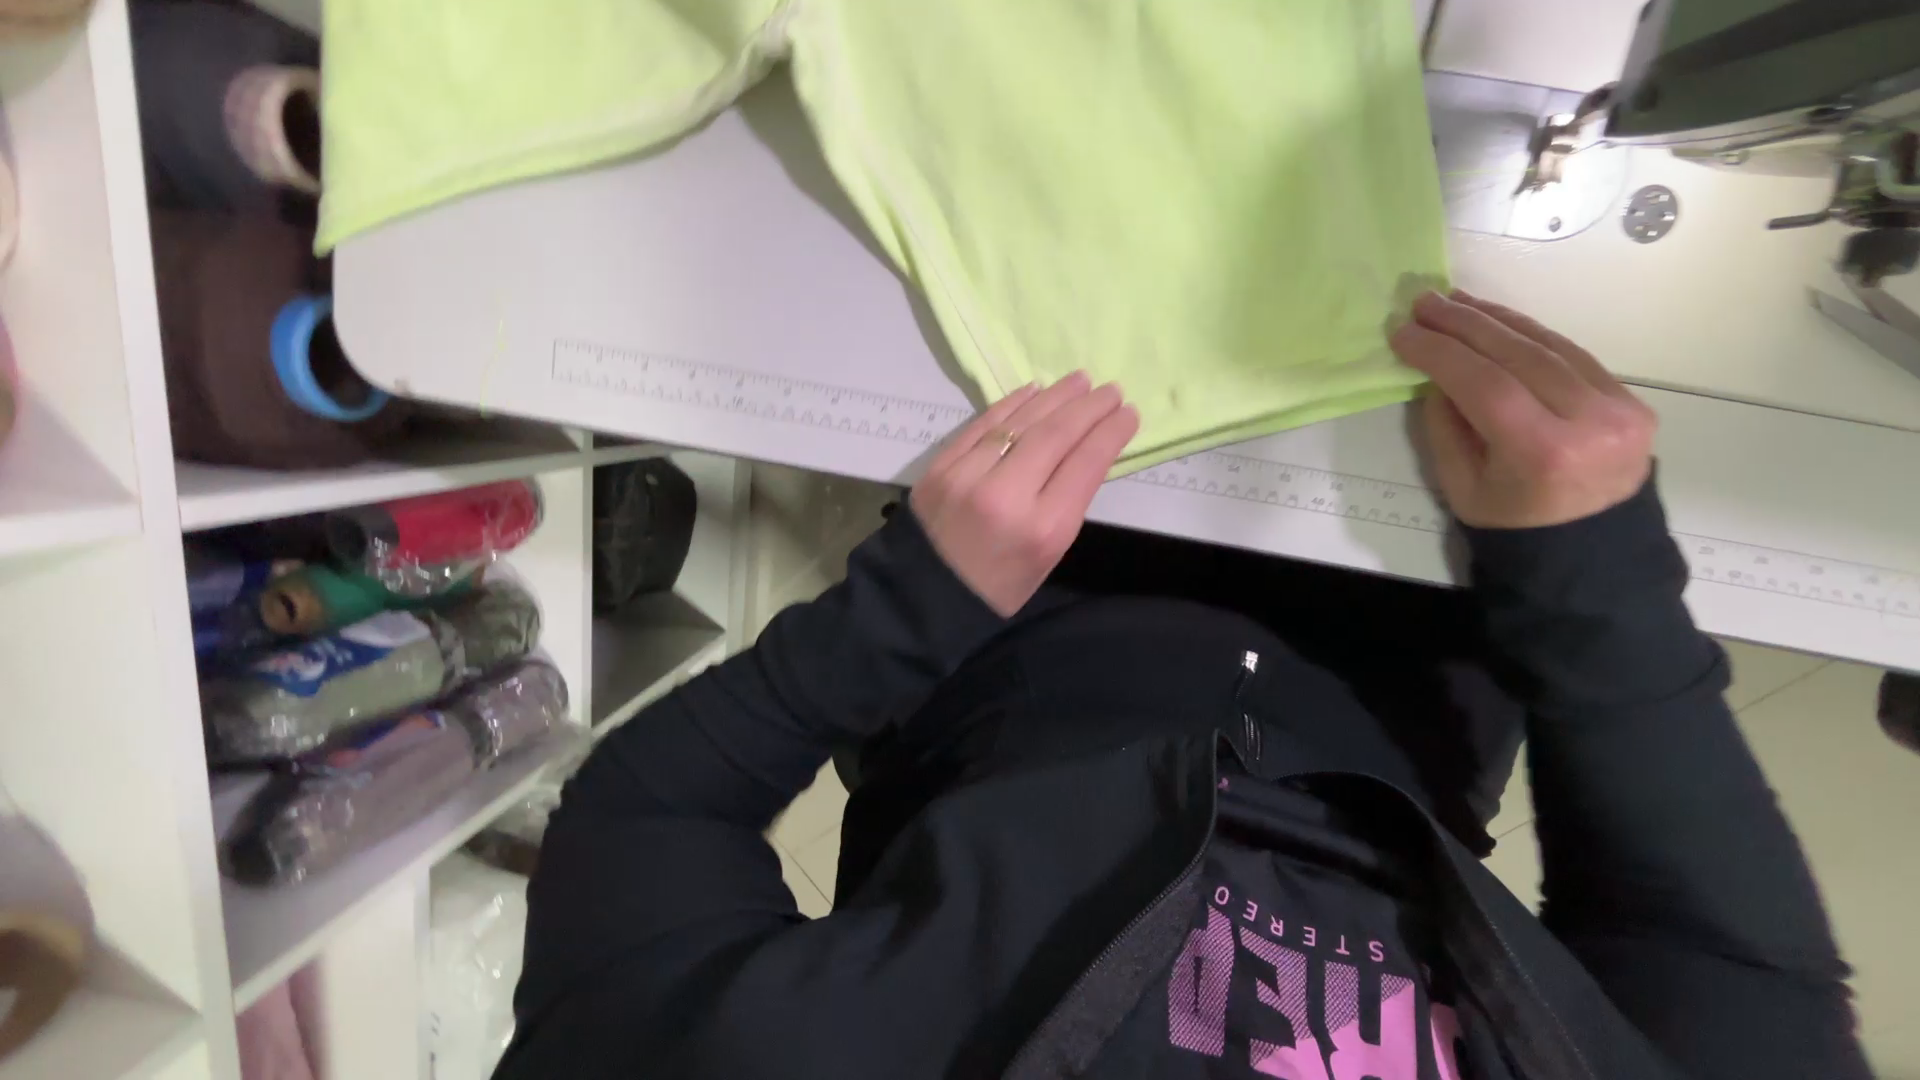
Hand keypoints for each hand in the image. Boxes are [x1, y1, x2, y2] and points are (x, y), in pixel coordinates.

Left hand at [912, 373, 1139, 614]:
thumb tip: (1084, 449)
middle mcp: (1008, 496)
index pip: (1086, 463)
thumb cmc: (999, 586)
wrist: (926, 595)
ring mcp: (968, 476)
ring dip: (1054, 397)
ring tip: (1079, 382)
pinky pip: (983, 424)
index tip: (1129, 413)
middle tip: (1110, 390)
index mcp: (1044, 528)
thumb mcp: (1049, 556)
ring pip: (1020, 423)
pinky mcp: (941, 466)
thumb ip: (1067, 502)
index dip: (1111, 432)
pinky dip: (1012, 405)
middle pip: (1056, 435)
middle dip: (1088, 408)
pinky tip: (1034, 392)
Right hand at [1391, 291, 1655, 529]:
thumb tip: (1437, 371)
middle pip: (1520, 355)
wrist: (1586, 545)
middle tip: (1425, 302)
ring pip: (1549, 346)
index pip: (1485, 384)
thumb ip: (1446, 424)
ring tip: (1456, 302)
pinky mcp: (1629, 398)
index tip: (1404, 331)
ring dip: (1497, 319)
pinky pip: (1571, 354)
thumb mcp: (1459, 483)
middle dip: (1466, 324)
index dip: (1440, 352)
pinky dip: (1529, 334)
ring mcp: (1618, 406)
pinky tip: (1496, 321)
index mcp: (1542, 452)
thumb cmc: (1509, 521)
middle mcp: (1589, 422)